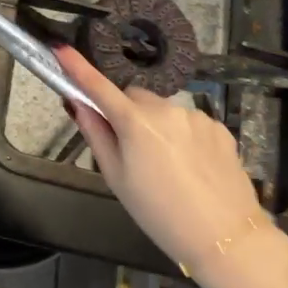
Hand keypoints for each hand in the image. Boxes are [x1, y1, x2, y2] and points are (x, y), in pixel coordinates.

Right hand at [57, 46, 287, 287]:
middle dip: (124, 113)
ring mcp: (196, 117)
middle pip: (132, 98)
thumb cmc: (159, 214)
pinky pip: (187, 121)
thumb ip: (96, 135)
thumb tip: (79, 105)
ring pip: (161, 110)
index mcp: (136, 123)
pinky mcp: (218, 127)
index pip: (98, 87)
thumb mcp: (116, 179)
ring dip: (154, 125)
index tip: (61, 50)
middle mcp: (166, 109)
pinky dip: (180, 135)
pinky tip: (188, 166)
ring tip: (164, 166)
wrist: (226, 238)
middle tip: (127, 150)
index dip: (76, 67)